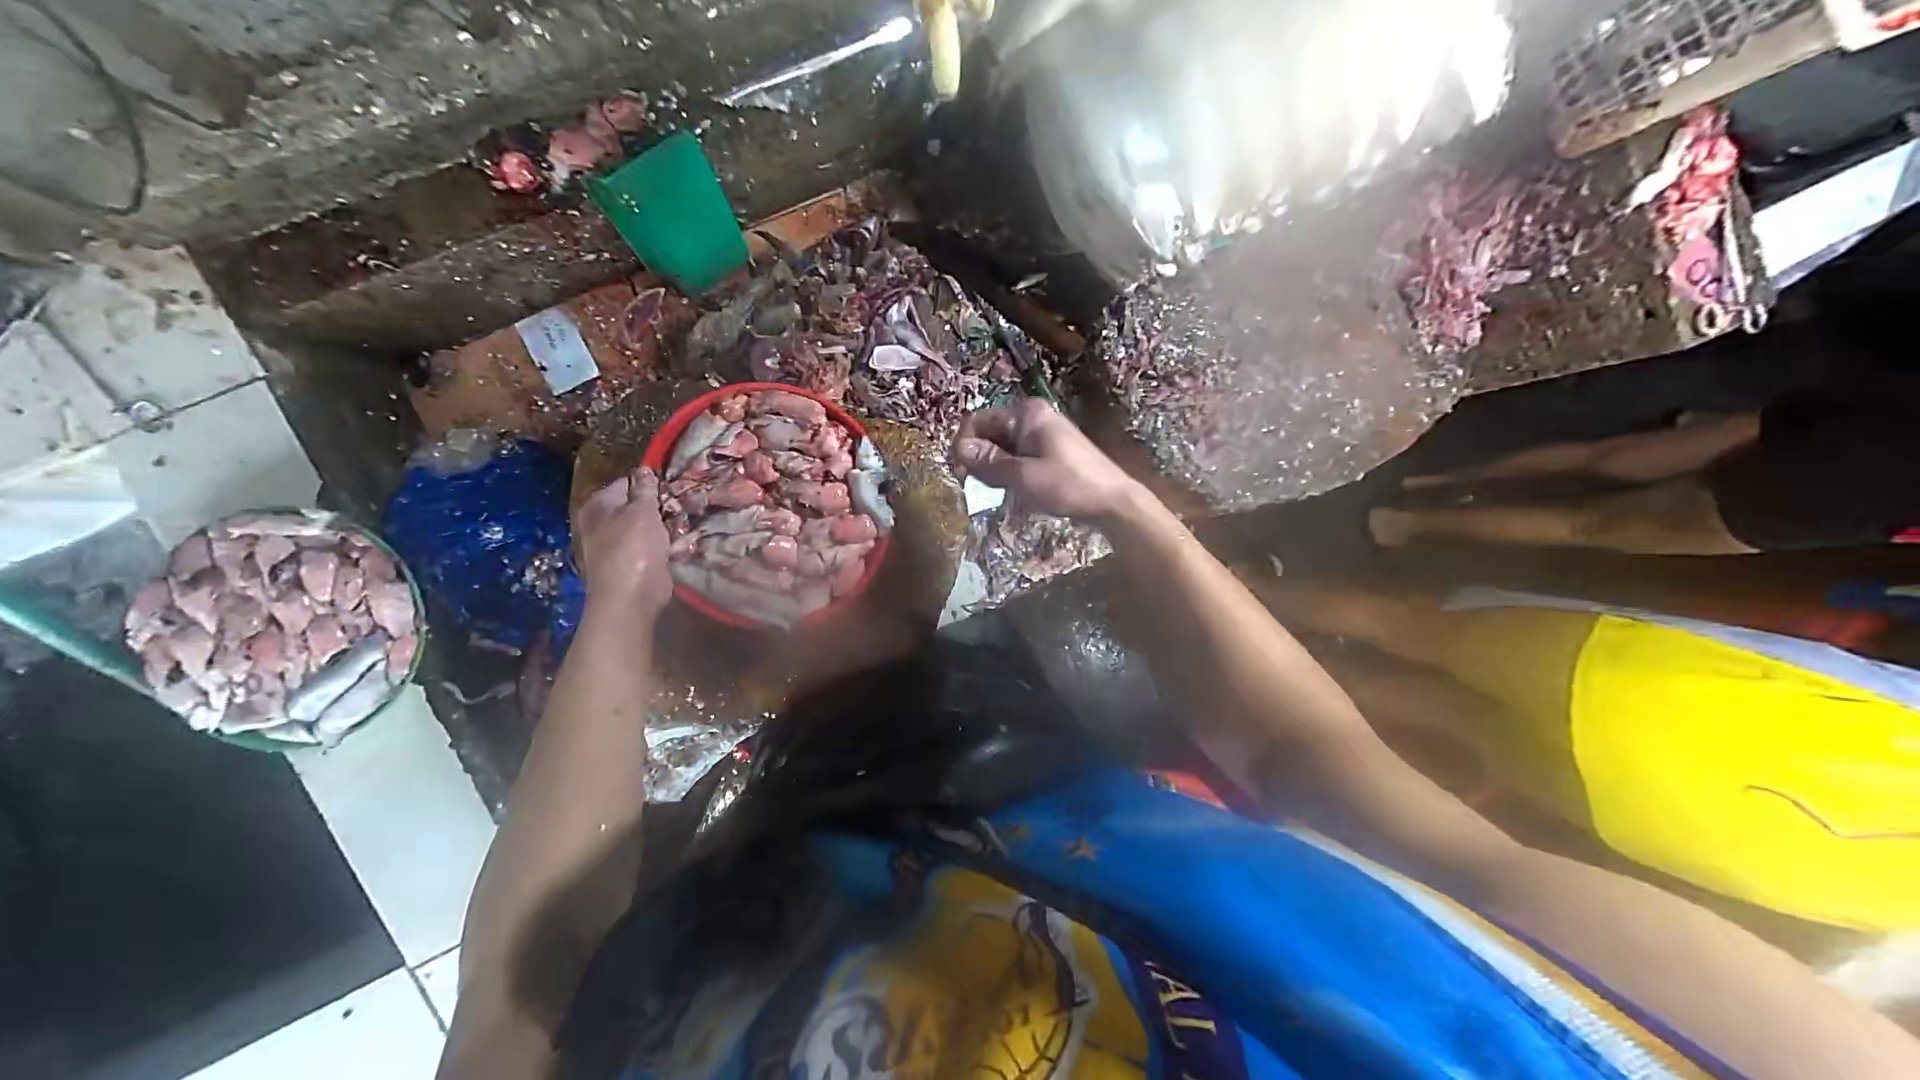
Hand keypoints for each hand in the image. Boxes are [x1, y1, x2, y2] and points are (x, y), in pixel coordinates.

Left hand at [574, 466, 672, 617]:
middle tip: (685, 504)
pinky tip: (683, 543)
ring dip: (668, 526)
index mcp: (598, 506)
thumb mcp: (641, 511)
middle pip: (638, 505)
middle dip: (662, 506)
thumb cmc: (633, 548)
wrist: (631, 596)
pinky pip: (654, 546)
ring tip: (687, 522)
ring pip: (649, 526)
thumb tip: (643, 468)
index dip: (651, 482)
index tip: (675, 485)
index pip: (627, 482)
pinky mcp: (635, 562)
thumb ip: (645, 488)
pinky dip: (667, 544)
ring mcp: (619, 545)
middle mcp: (604, 523)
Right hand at [951, 399, 1143, 521]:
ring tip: (999, 491)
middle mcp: (1032, 417)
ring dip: (993, 468)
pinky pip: (1017, 455)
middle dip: (978, 458)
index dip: (963, 446)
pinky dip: (1009, 471)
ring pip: (1001, 447)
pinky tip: (1014, 490)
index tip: (960, 474)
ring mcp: (1042, 433)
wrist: (1113, 501)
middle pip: (988, 433)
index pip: (977, 421)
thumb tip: (957, 448)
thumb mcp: (1023, 476)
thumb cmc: (1069, 486)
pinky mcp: (1048, 450)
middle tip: (979, 487)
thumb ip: (989, 461)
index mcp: (1026, 414)